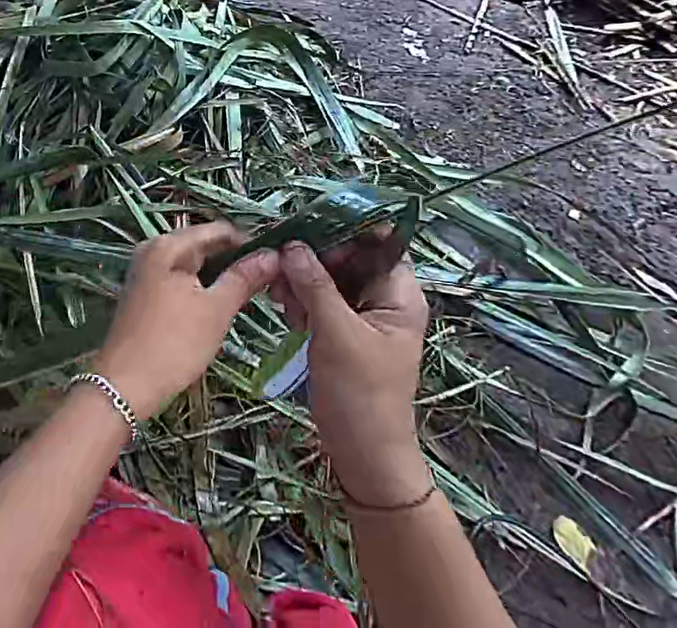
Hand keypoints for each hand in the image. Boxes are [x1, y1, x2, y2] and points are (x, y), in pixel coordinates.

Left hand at [95, 222, 280, 419]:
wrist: (123, 388)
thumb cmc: (173, 345)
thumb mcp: (216, 310)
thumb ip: (244, 278)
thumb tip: (274, 255)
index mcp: (168, 245)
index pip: (219, 230)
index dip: (250, 244)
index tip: (276, 263)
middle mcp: (153, 250)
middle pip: (205, 245)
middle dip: (235, 262)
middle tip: (268, 284)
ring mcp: (145, 272)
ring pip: (193, 265)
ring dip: (220, 278)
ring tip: (249, 297)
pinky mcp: (143, 294)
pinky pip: (180, 280)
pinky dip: (201, 289)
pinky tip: (218, 308)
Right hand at [274, 228, 431, 506]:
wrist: (362, 454)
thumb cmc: (360, 393)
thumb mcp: (335, 333)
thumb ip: (314, 285)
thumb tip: (292, 244)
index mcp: (399, 294)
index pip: (380, 242)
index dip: (348, 228)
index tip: (309, 222)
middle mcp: (383, 298)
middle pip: (349, 258)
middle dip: (314, 255)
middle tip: (281, 260)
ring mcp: (362, 315)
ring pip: (330, 278)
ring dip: (303, 278)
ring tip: (278, 290)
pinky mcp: (342, 331)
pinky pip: (321, 300)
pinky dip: (302, 300)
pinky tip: (285, 308)